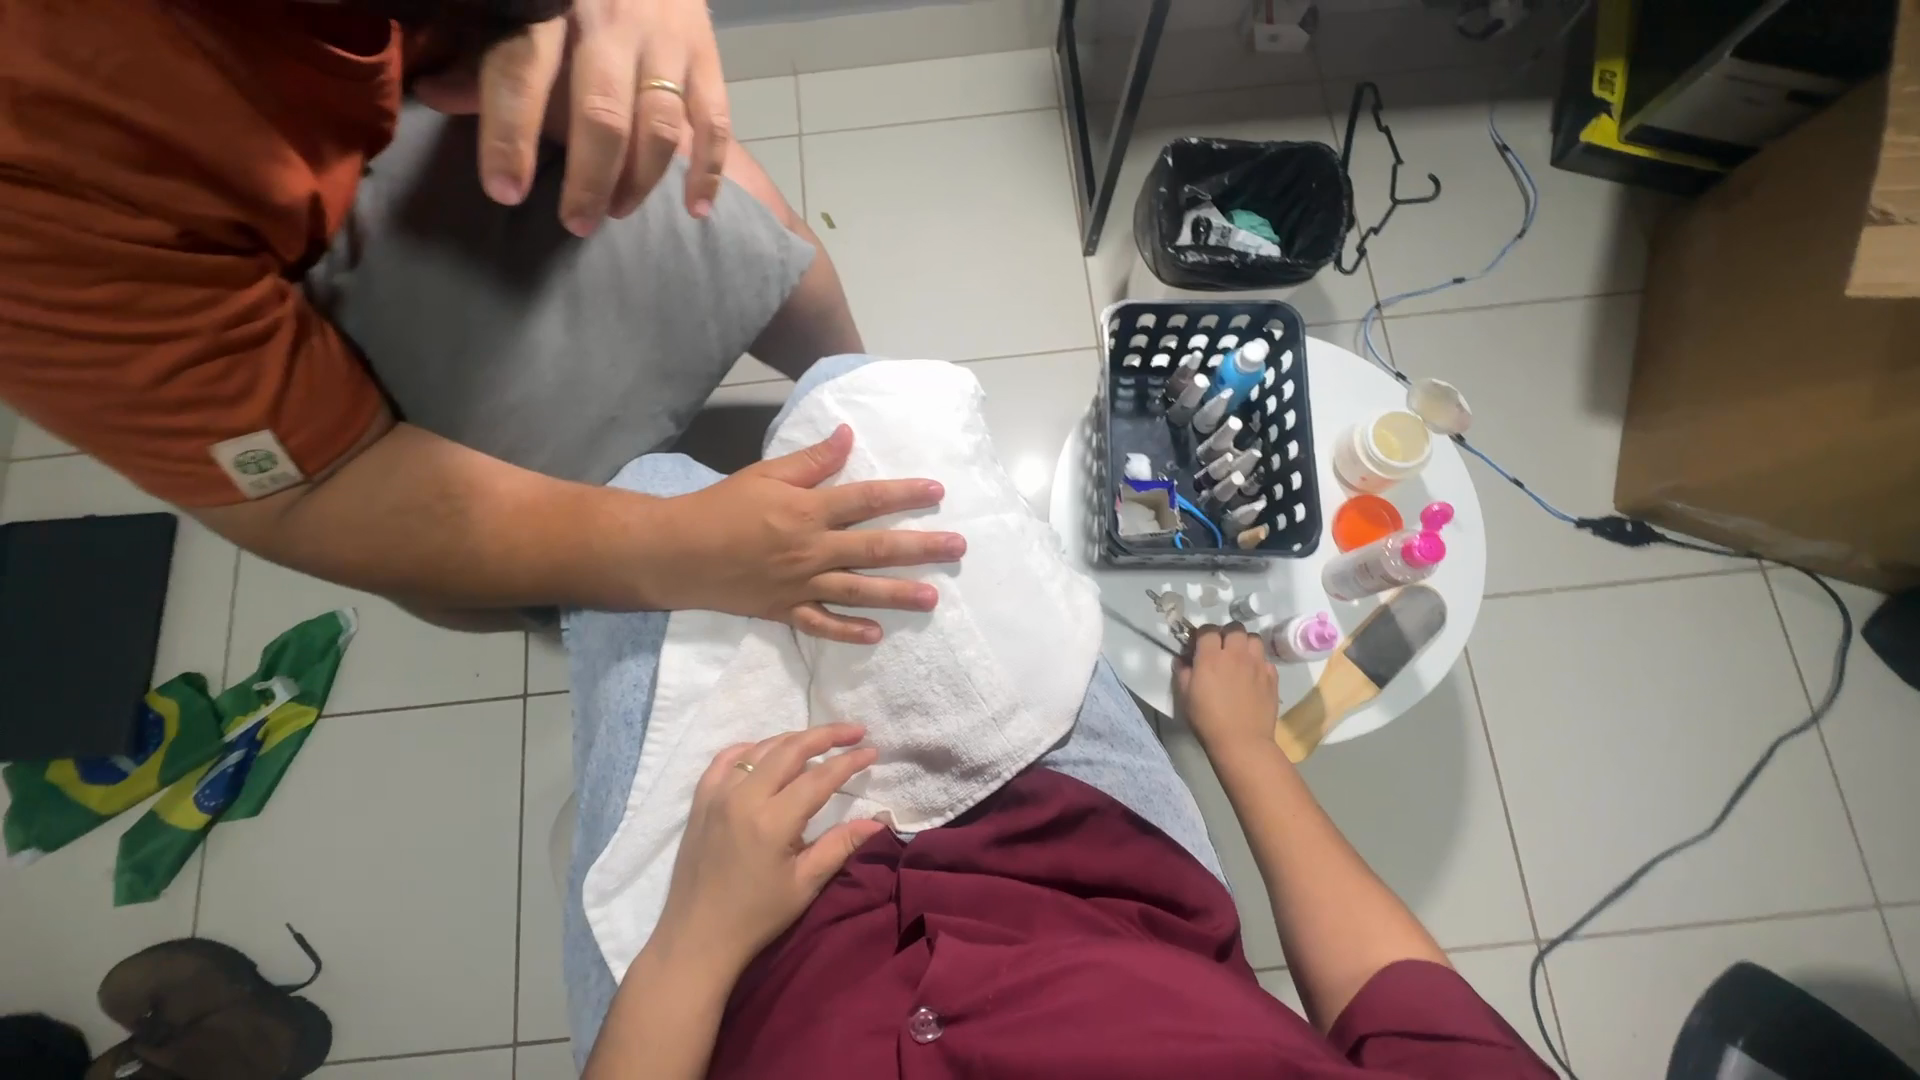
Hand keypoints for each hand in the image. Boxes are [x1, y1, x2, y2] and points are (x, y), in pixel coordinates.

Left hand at [475, 0, 728, 235]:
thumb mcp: (521, 1)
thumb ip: (482, 47)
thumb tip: (433, 93)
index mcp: (549, 2)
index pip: (522, 73)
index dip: (510, 135)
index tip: (505, 192)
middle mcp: (609, 21)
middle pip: (603, 116)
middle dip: (590, 180)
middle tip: (577, 223)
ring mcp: (665, 41)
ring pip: (659, 128)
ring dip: (640, 181)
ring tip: (618, 210)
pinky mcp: (706, 57)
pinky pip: (714, 125)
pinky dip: (707, 172)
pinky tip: (696, 209)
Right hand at [653, 425, 966, 643]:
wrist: (677, 551)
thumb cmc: (722, 506)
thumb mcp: (765, 474)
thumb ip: (811, 460)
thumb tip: (848, 435)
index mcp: (808, 510)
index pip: (867, 500)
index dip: (904, 494)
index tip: (938, 492)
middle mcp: (812, 549)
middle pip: (875, 548)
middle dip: (921, 548)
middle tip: (958, 548)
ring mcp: (800, 584)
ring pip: (858, 590)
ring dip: (898, 594)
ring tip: (933, 598)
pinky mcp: (785, 610)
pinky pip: (821, 624)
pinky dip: (848, 631)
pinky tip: (876, 635)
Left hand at [657, 724, 886, 971]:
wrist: (695, 939)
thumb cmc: (756, 917)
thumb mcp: (805, 884)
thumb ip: (841, 845)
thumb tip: (881, 820)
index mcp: (772, 821)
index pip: (820, 776)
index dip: (849, 761)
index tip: (872, 751)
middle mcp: (743, 797)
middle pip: (791, 748)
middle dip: (827, 735)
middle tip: (855, 732)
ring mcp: (717, 794)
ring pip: (762, 748)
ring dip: (794, 740)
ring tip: (821, 742)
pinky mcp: (700, 800)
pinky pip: (727, 758)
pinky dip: (752, 748)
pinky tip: (768, 752)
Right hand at [1174, 623, 1280, 755]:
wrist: (1242, 741)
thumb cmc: (1207, 720)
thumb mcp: (1185, 697)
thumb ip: (1183, 673)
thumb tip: (1182, 660)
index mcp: (1211, 657)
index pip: (1208, 630)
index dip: (1203, 634)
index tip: (1200, 645)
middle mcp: (1235, 655)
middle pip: (1235, 628)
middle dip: (1227, 634)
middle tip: (1221, 648)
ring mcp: (1257, 664)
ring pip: (1254, 639)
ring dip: (1245, 644)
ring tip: (1240, 657)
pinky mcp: (1272, 677)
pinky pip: (1266, 660)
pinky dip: (1259, 663)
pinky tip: (1253, 676)